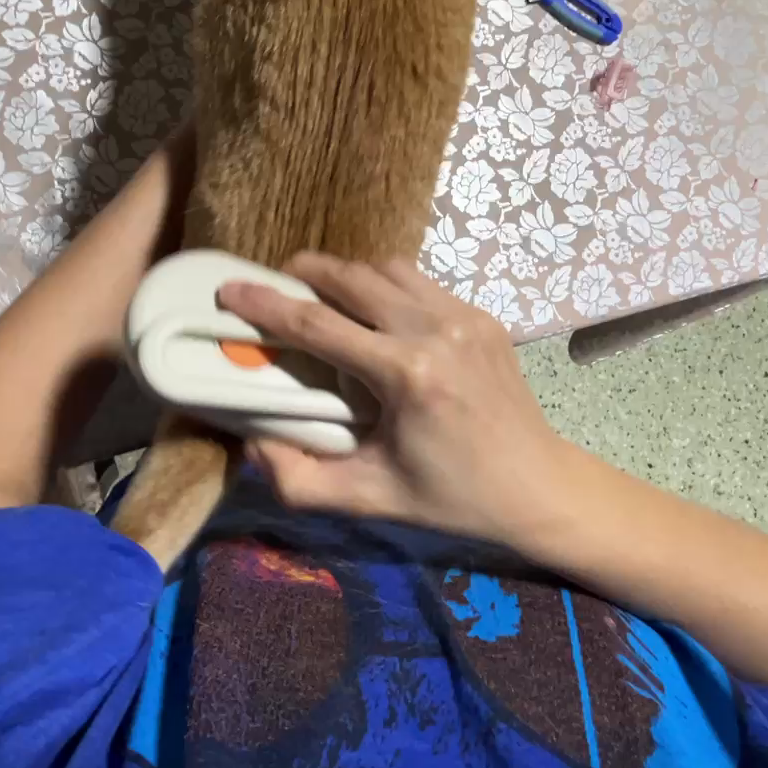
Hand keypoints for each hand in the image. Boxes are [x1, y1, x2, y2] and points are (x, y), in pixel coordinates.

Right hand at [215, 252, 571, 545]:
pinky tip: (374, 312)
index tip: (229, 288)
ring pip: (386, 268)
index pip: (318, 326)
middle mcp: (435, 330)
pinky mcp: (480, 315)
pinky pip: (418, 281)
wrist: (538, 486)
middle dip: (304, 272)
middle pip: (351, 277)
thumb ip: (298, 478)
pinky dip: (384, 285)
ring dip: (346, 275)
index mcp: (406, 375)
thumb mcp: (367, 499)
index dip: (265, 304)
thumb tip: (251, 440)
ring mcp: (463, 316)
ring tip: (323, 297)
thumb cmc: (450, 497)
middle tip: (275, 285)